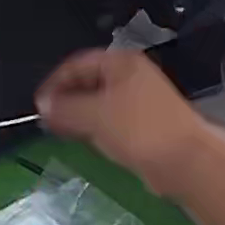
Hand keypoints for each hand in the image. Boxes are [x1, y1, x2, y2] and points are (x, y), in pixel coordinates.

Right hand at [36, 48, 214, 193]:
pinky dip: (99, 131)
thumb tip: (43, 105)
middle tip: (48, 122)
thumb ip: (66, 108)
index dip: (55, 82)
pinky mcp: (146, 129)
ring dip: (82, 118)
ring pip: (101, 106)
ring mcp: (141, 104)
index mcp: (121, 63)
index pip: (77, 64)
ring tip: (64, 134)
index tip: (39, 105)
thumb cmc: (140, 130)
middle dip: (67, 101)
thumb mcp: (96, 115)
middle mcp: (132, 78)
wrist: (185, 161)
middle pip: (90, 83)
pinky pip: (114, 125)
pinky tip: (91, 144)